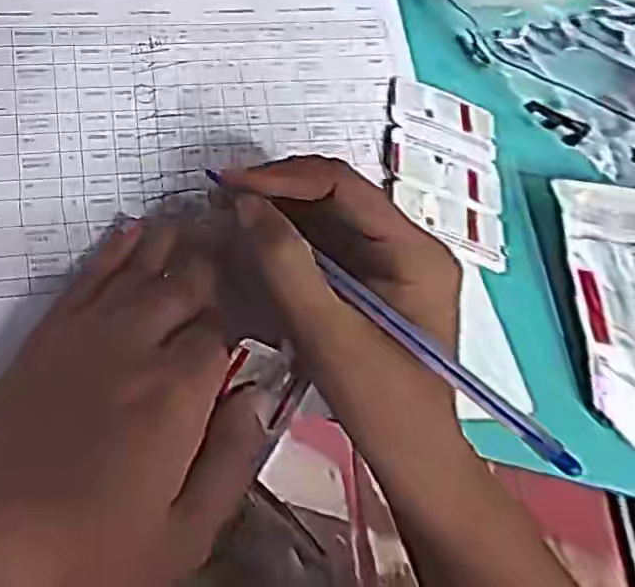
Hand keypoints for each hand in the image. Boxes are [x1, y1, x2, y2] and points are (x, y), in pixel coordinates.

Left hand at [0, 217, 268, 585]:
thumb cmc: (88, 542)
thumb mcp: (182, 533)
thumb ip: (229, 460)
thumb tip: (260, 399)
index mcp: (175, 394)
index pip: (221, 332)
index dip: (243, 311)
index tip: (260, 294)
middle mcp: (133, 345)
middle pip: (183, 287)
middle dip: (212, 260)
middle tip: (234, 232)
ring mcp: (87, 330)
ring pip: (139, 269)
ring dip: (169, 241)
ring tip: (193, 216)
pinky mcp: (50, 328)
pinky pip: (90, 274)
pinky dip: (114, 249)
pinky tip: (131, 231)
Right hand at [217, 156, 462, 442]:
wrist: (411, 456)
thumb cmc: (380, 400)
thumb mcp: (326, 330)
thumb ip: (285, 262)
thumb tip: (245, 203)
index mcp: (413, 252)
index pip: (342, 186)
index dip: (282, 178)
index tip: (230, 184)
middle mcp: (402, 244)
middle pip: (330, 190)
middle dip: (273, 188)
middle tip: (221, 195)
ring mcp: (383, 258)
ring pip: (319, 209)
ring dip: (271, 205)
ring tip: (226, 209)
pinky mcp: (361, 273)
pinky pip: (315, 234)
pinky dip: (278, 229)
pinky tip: (248, 234)